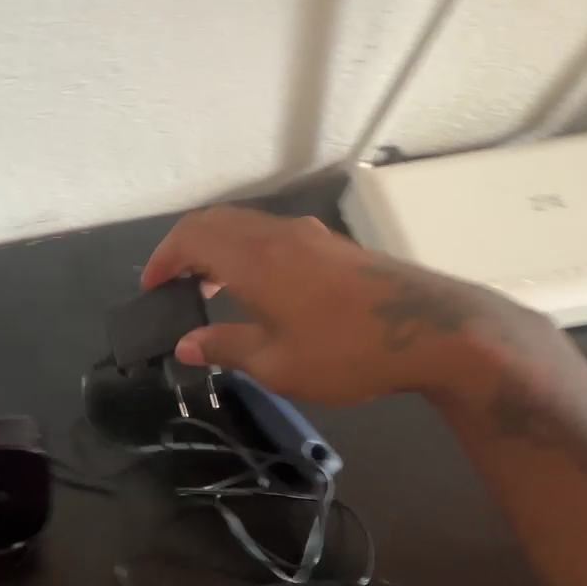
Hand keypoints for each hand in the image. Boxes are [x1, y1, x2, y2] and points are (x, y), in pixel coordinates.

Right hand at [142, 206, 561, 404]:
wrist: (435, 333)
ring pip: (247, 225)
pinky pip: (272, 234)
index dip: (163, 259)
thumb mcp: (276, 364)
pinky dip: (246, 251)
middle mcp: (280, 235)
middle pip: (217, 221)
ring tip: (207, 287)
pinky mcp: (333, 246)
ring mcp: (310, 236)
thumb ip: (226, 348)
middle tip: (171, 283)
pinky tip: (254, 287)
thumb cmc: (346, 353)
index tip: (151, 288)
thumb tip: (185, 345)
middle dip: (184, 247)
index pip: (192, 238)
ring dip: (217, 248)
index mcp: (256, 260)